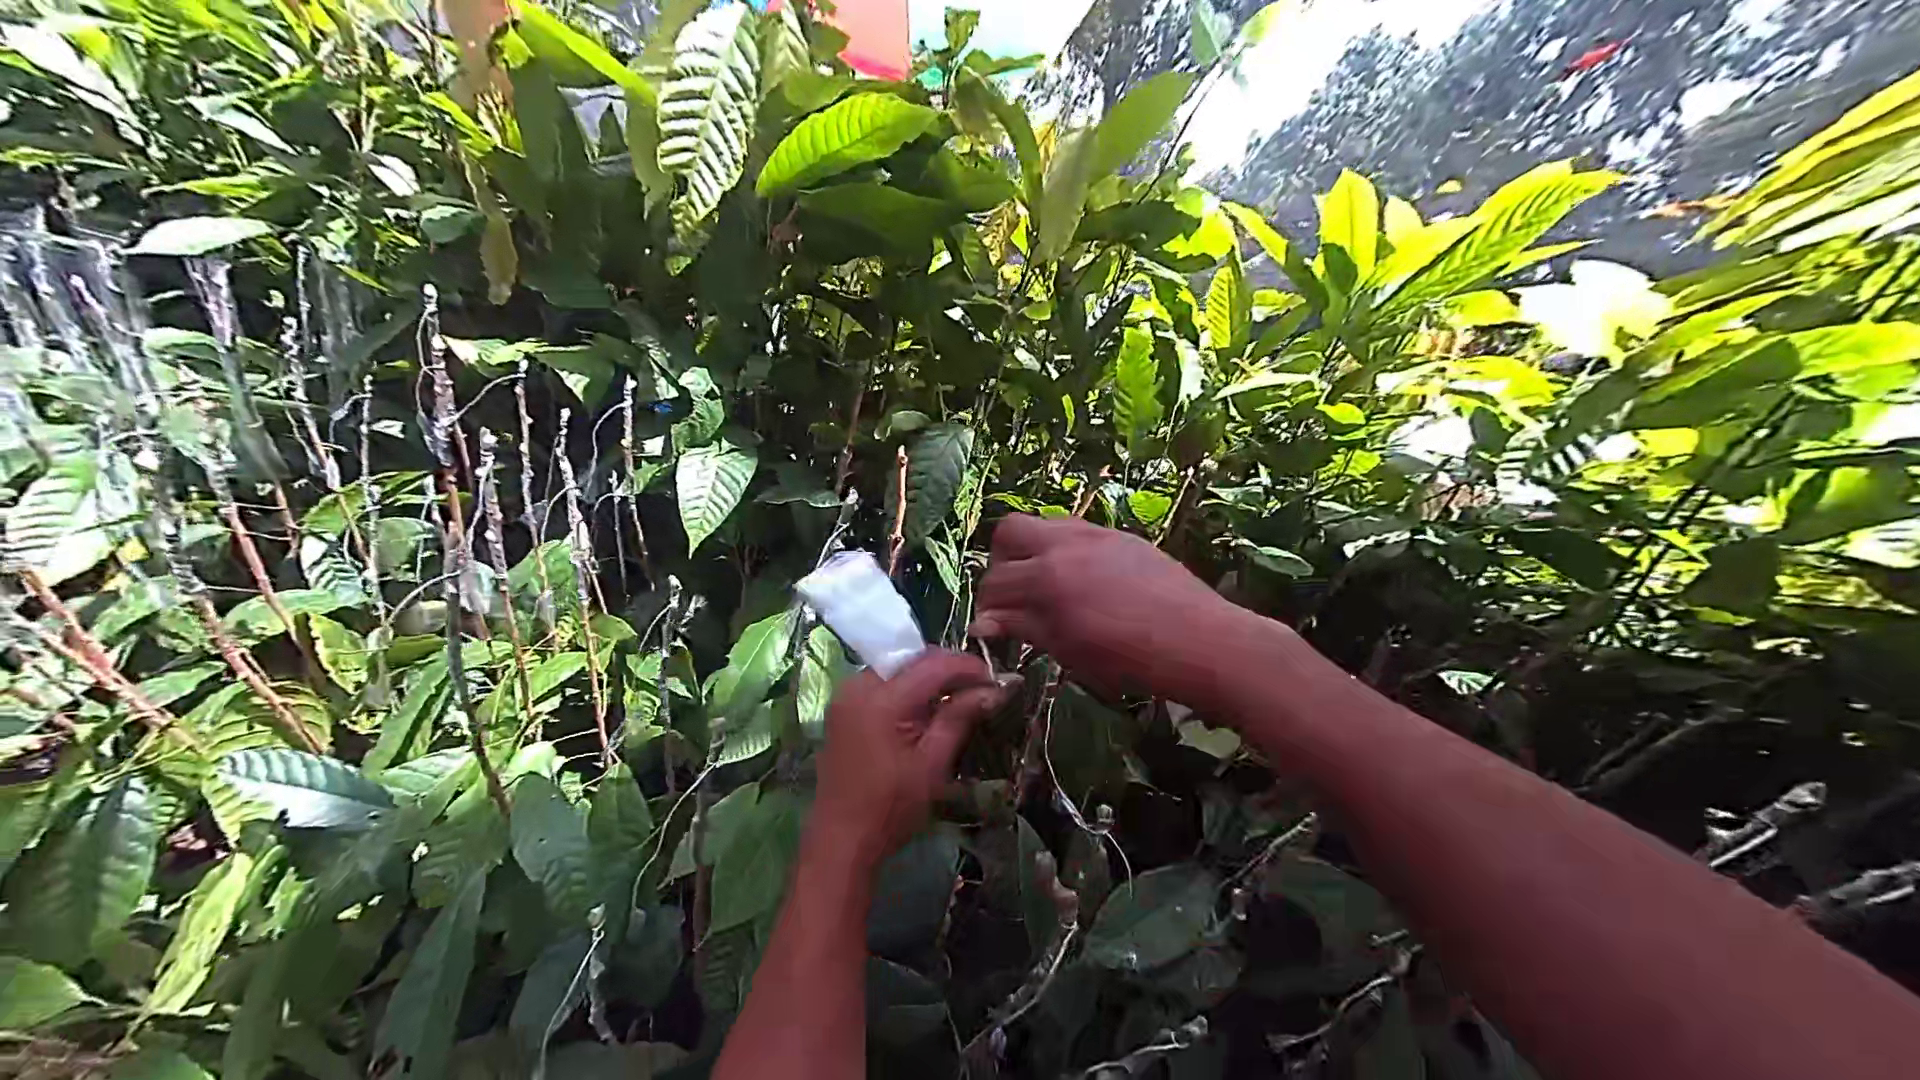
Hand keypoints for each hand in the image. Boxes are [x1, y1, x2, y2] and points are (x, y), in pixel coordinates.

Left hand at [812, 650, 1015, 869]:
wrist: (841, 841)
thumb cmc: (890, 807)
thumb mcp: (933, 762)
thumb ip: (960, 717)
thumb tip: (993, 690)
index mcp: (880, 698)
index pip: (932, 664)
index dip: (967, 666)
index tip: (995, 678)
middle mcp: (858, 686)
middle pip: (912, 660)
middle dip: (948, 669)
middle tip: (979, 688)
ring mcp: (846, 696)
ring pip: (897, 669)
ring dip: (927, 678)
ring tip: (956, 698)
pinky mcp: (843, 708)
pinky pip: (882, 683)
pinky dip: (906, 688)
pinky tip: (925, 710)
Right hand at [970, 514, 1259, 703]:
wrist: (1197, 639)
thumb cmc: (1129, 658)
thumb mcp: (1068, 649)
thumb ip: (1024, 628)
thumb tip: (984, 624)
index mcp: (1047, 577)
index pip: (995, 582)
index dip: (987, 606)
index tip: (993, 625)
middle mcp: (1064, 543)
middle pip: (1008, 533)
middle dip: (1001, 562)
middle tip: (1013, 594)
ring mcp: (1094, 534)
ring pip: (1042, 524)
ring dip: (1032, 550)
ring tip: (1045, 585)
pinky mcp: (1118, 535)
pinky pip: (1075, 531)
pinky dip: (1063, 550)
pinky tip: (1080, 579)